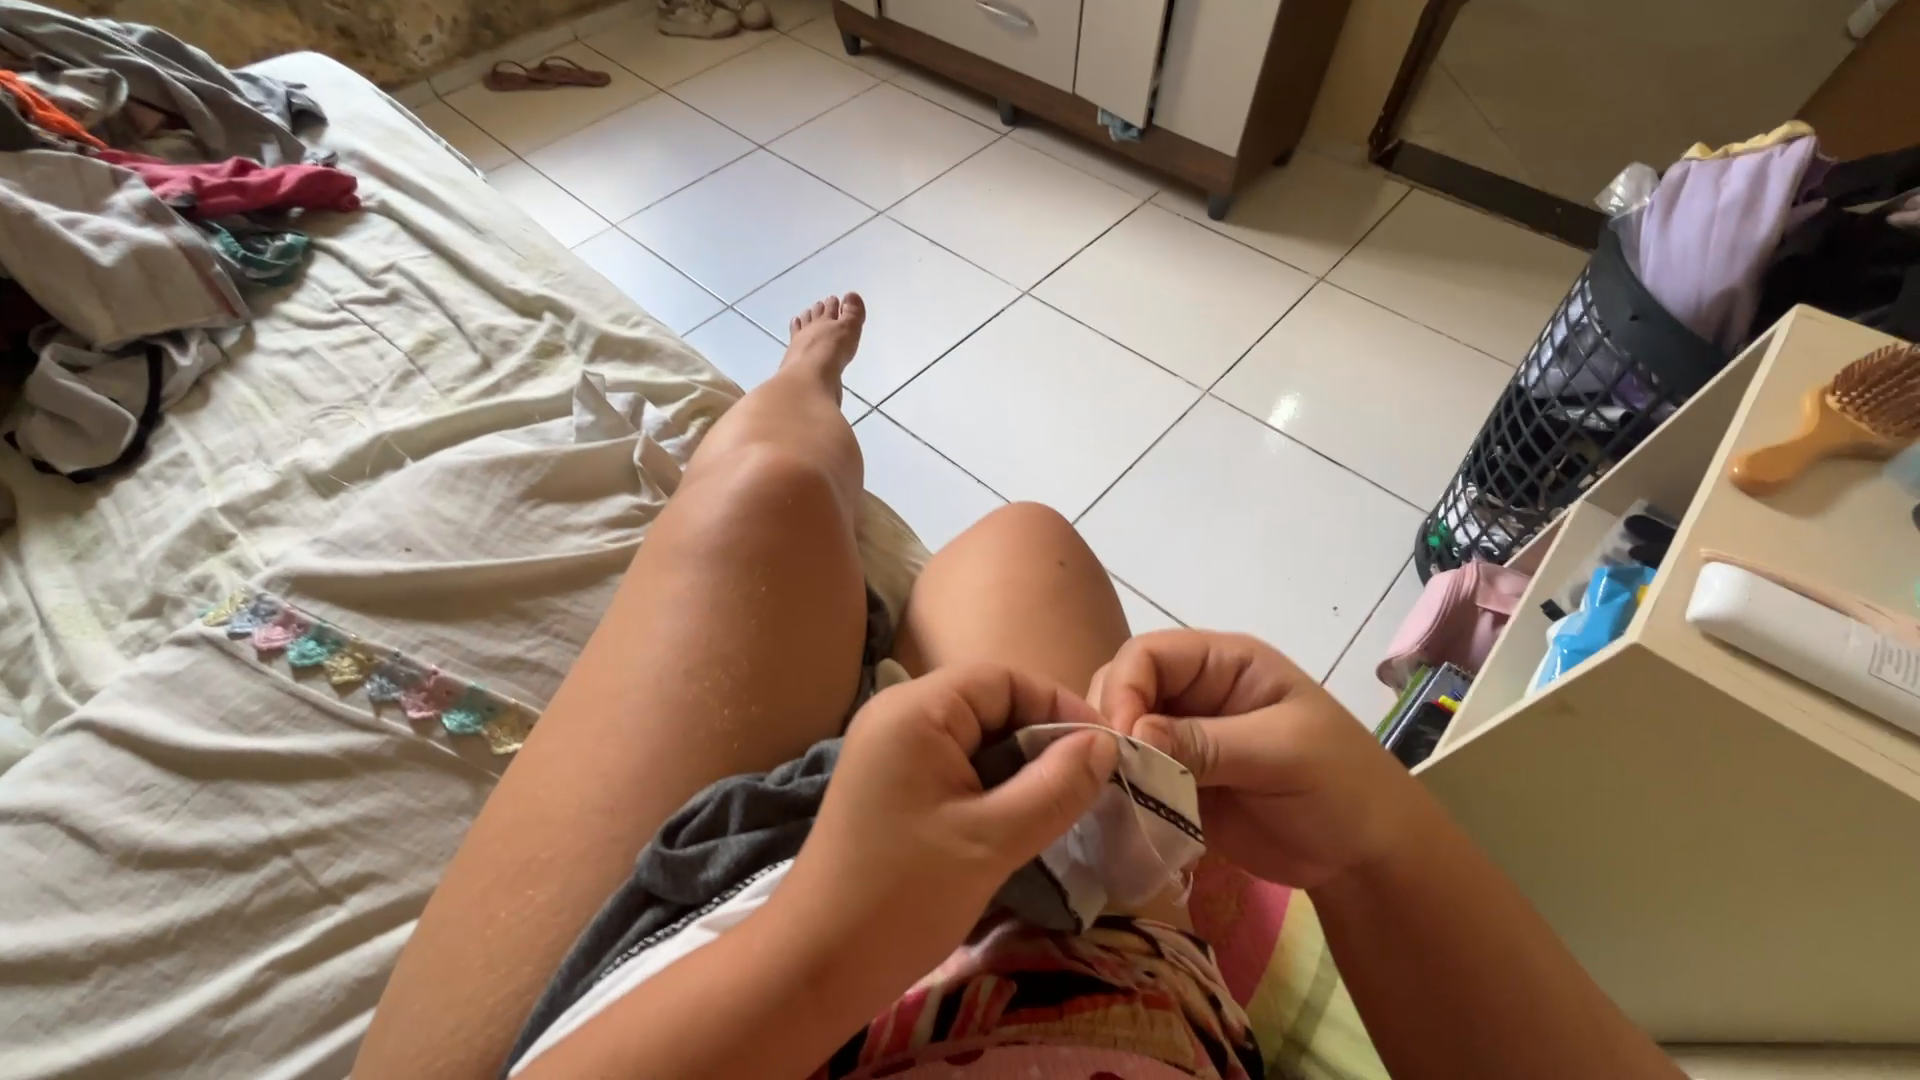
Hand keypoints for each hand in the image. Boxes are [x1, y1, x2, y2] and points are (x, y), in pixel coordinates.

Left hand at [773, 663, 1119, 989]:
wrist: (814, 965)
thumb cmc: (902, 897)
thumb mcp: (991, 841)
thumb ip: (1054, 787)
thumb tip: (1103, 744)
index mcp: (915, 711)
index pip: (1002, 679)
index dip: (1057, 705)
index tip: (1104, 748)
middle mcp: (897, 716)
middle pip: (987, 703)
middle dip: (1040, 737)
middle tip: (1088, 780)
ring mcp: (889, 749)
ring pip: (973, 736)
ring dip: (1018, 763)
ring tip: (1062, 801)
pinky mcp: (889, 783)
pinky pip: (952, 763)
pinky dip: (991, 782)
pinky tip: (1019, 816)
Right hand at [1089, 630, 1421, 890]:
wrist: (1365, 860)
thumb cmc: (1341, 787)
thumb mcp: (1283, 753)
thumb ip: (1206, 742)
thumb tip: (1132, 734)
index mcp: (1222, 664)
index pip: (1148, 654)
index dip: (1125, 687)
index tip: (1122, 739)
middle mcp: (1193, 693)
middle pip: (1123, 686)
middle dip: (1109, 720)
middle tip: (1109, 768)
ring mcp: (1180, 738)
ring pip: (1119, 730)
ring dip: (1109, 756)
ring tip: (1110, 789)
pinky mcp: (1173, 781)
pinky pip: (1130, 774)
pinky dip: (1117, 788)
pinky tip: (1115, 807)